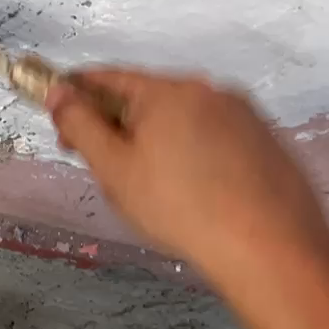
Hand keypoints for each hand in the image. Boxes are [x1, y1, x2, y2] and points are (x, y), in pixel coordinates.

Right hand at [45, 69, 328, 287]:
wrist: (272, 250)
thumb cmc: (178, 207)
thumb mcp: (112, 166)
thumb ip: (79, 123)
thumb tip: (57, 92)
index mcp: (169, 91)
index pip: (106, 78)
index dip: (73, 93)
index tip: (57, 117)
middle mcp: (211, 91)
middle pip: (143, 97)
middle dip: (111, 122)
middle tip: (94, 160)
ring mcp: (244, 115)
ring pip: (176, 117)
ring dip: (148, 137)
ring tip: (139, 181)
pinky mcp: (265, 141)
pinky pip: (208, 134)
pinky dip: (183, 149)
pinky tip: (181, 186)